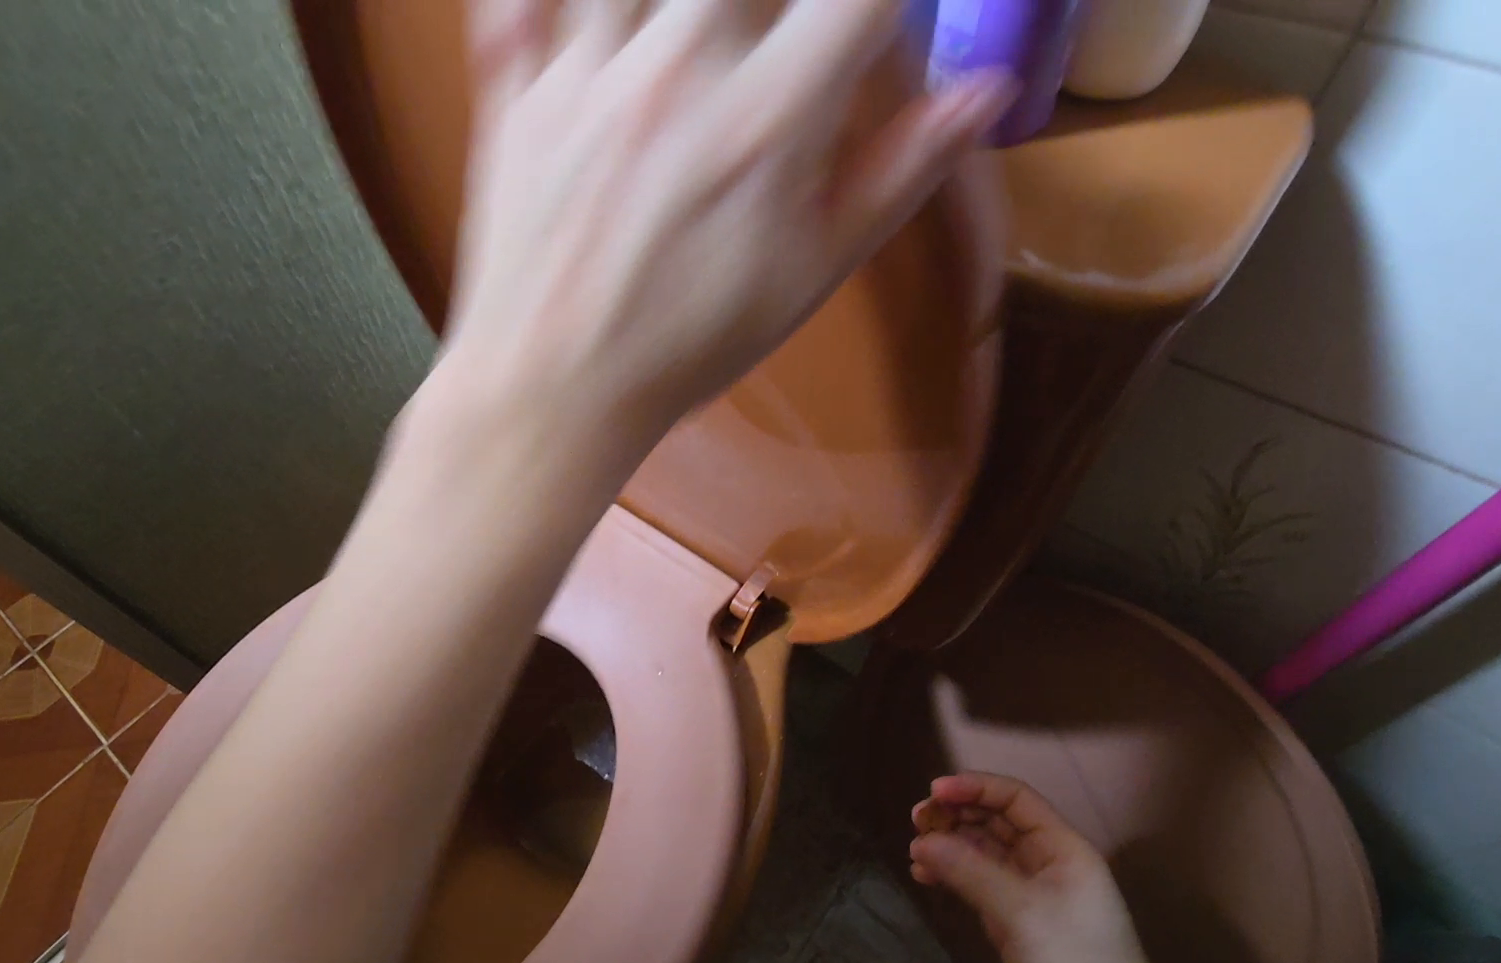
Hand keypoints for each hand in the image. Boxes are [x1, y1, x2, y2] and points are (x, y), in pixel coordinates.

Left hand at [428, 0, 1013, 456]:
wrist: (557, 387)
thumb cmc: (687, 345)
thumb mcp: (809, 278)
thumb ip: (896, 177)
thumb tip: (983, 94)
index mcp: (766, 119)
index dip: (880, 14)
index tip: (868, 40)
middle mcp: (677, 69)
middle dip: (773, 14)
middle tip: (769, 62)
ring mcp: (586, 72)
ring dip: (678, 11)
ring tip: (689, 61)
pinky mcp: (518, 93)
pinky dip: (551, 4)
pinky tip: (581, 27)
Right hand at [910, 773, 1216, 962]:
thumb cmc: (1079, 962)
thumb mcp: (1024, 913)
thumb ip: (971, 872)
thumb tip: (920, 842)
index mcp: (1060, 846)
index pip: (1015, 798)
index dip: (975, 786)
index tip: (934, 790)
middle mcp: (1042, 859)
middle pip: (993, 818)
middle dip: (955, 813)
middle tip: (917, 820)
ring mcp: (1026, 887)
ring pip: (979, 848)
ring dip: (947, 843)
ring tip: (916, 851)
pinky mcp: (1010, 914)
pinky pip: (973, 879)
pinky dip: (948, 872)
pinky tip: (924, 875)